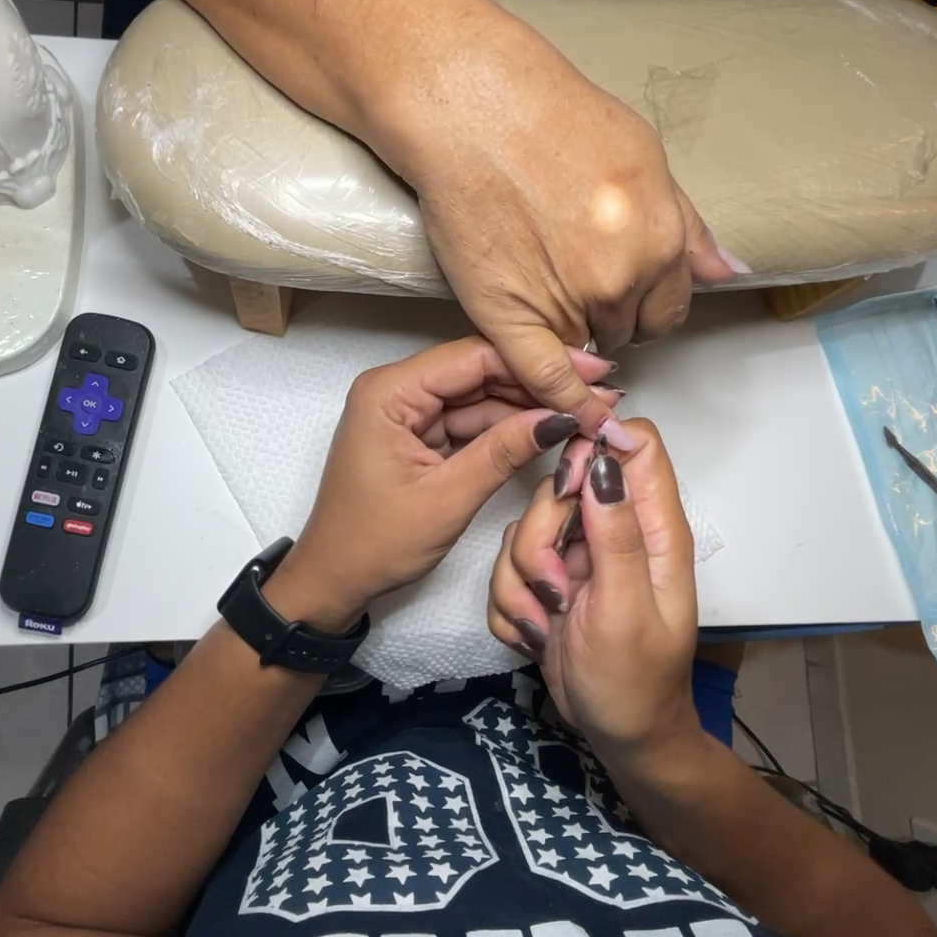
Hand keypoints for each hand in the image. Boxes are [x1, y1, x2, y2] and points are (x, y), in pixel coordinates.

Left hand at [269, 337, 622, 630]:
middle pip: (478, 372)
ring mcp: (406, 412)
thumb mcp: (447, 498)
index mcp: (389, 393)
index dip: (536, 363)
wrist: (335, 580)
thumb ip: (504, 452)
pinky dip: (505, 429)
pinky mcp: (416, 434)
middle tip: (601, 392)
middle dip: (537, 385)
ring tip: (586, 411)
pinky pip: (468, 421)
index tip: (592, 371)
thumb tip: (561, 416)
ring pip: (478, 397)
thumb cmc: (374, 544)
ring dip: (527, 407)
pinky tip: (548, 429)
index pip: (473, 357)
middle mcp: (395, 391)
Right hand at [375, 28, 738, 449]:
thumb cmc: (549, 121)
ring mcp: (566, 303)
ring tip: (547, 298)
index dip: (648, 307)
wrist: (473, 114)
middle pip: (630, 334)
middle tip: (581, 290)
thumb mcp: (643, 156)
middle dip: (614, 320)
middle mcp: (621, 279)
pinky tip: (579, 417)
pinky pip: (550, 380)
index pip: (669, 310)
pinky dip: (567, 402)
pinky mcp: (512, 319)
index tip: (629, 305)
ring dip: (577, 338)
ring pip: (588, 352)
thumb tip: (725, 270)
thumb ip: (686, 223)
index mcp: (661, 239)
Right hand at [486, 419, 700, 750]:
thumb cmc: (633, 681)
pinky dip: (511, 602)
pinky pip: (507, 567)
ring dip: (521, 581)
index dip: (596, 448)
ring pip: (524, 530)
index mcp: (653, 531)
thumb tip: (606, 460)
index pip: (636, 446)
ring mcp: (576, 555)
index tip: (569, 489)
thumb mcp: (626, 610)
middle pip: (560, 487)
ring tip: (547, 621)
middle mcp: (613, 532)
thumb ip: (617, 535)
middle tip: (558, 589)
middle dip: (540, 539)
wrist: (615, 734)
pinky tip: (537, 633)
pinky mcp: (545, 579)